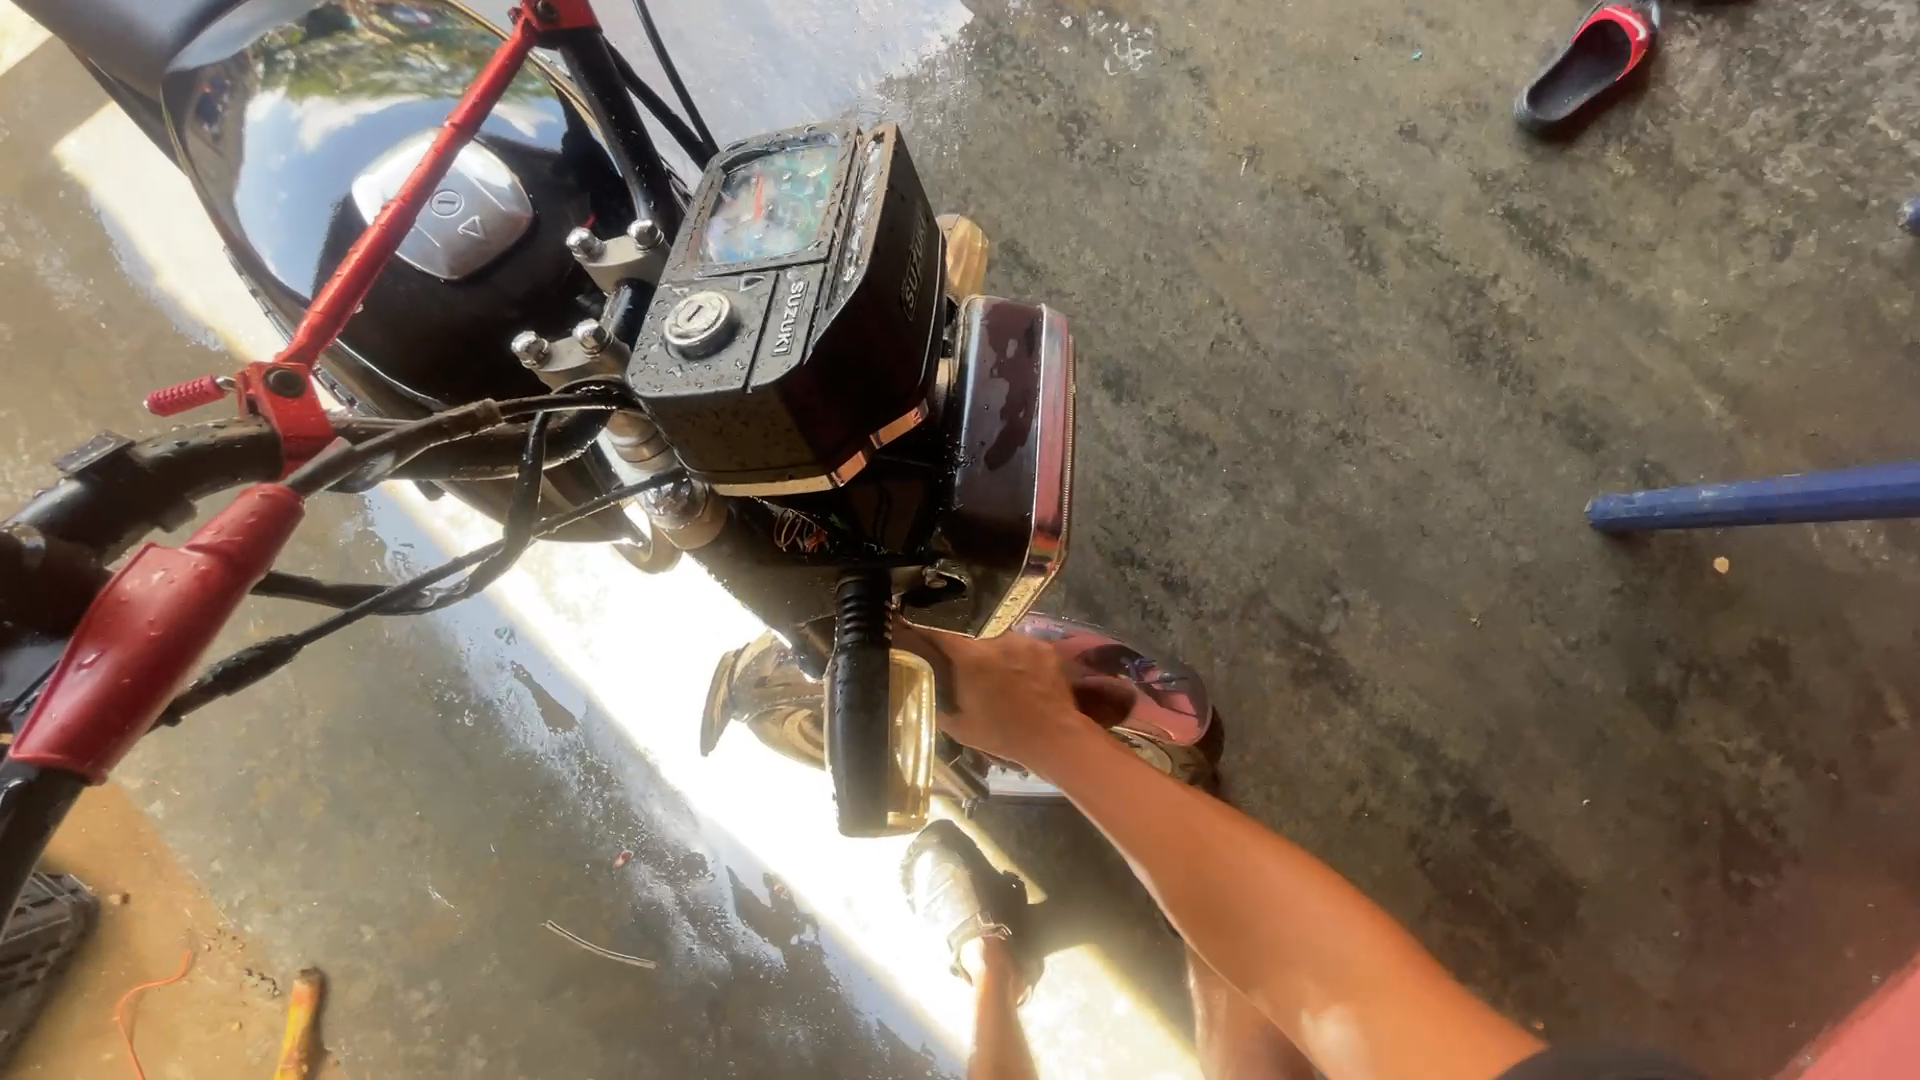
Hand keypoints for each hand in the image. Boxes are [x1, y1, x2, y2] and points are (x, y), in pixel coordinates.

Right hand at [894, 624, 1093, 765]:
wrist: (1054, 738)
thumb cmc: (1003, 735)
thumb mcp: (960, 727)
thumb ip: (938, 705)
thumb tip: (920, 691)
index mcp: (972, 657)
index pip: (940, 630)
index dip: (925, 627)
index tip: (915, 625)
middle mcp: (997, 640)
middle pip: (971, 632)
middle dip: (965, 645)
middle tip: (964, 662)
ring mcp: (1024, 640)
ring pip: (998, 637)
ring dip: (993, 650)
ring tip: (997, 671)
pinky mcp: (1044, 646)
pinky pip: (1022, 644)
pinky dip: (1017, 656)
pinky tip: (1020, 674)